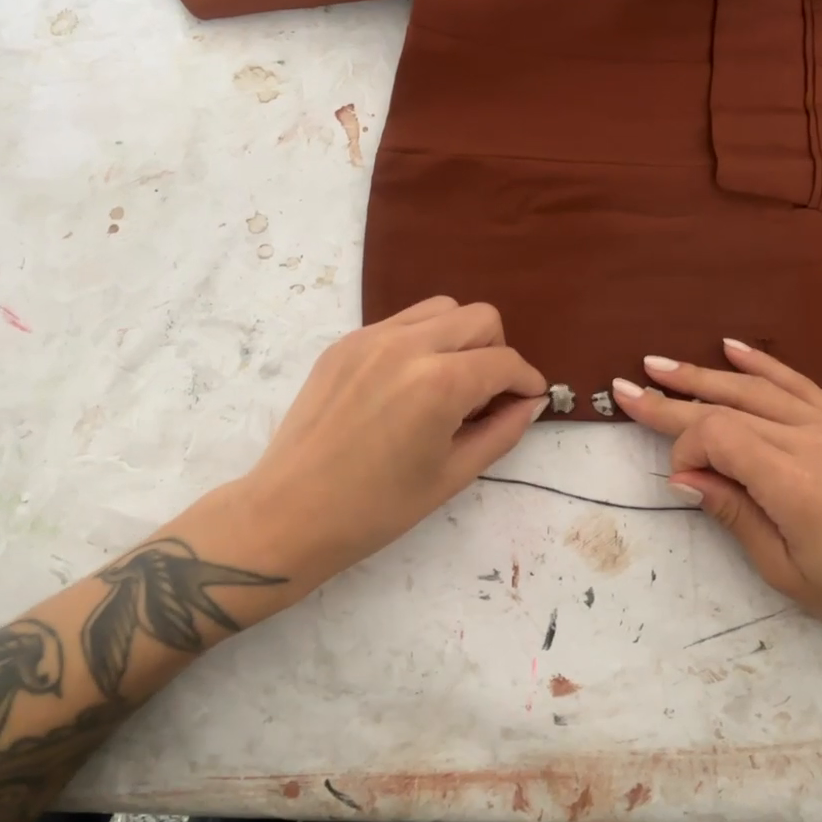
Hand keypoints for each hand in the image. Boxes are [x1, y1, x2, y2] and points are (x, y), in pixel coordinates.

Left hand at [235, 296, 548, 579]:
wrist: (290, 512)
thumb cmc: (377, 508)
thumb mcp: (453, 475)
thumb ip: (502, 431)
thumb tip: (531, 402)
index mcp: (440, 383)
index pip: (504, 361)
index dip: (527, 381)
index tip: (529, 400)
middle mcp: (408, 345)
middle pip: (479, 318)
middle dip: (497, 351)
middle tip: (488, 393)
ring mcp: (371, 337)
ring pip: (441, 309)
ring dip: (460, 337)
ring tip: (450, 382)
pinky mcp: (345, 342)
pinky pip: (401, 322)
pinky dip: (421, 340)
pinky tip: (410, 383)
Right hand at [613, 341, 821, 662]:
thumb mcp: (785, 571)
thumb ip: (733, 513)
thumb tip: (683, 476)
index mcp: (795, 483)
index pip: (718, 435)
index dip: (685, 447)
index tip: (681, 480)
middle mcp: (813, 442)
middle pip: (729, 405)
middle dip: (673, 399)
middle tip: (626, 388)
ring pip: (757, 389)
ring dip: (705, 375)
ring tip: (660, 365)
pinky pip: (798, 384)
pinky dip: (762, 364)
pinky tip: (731, 348)